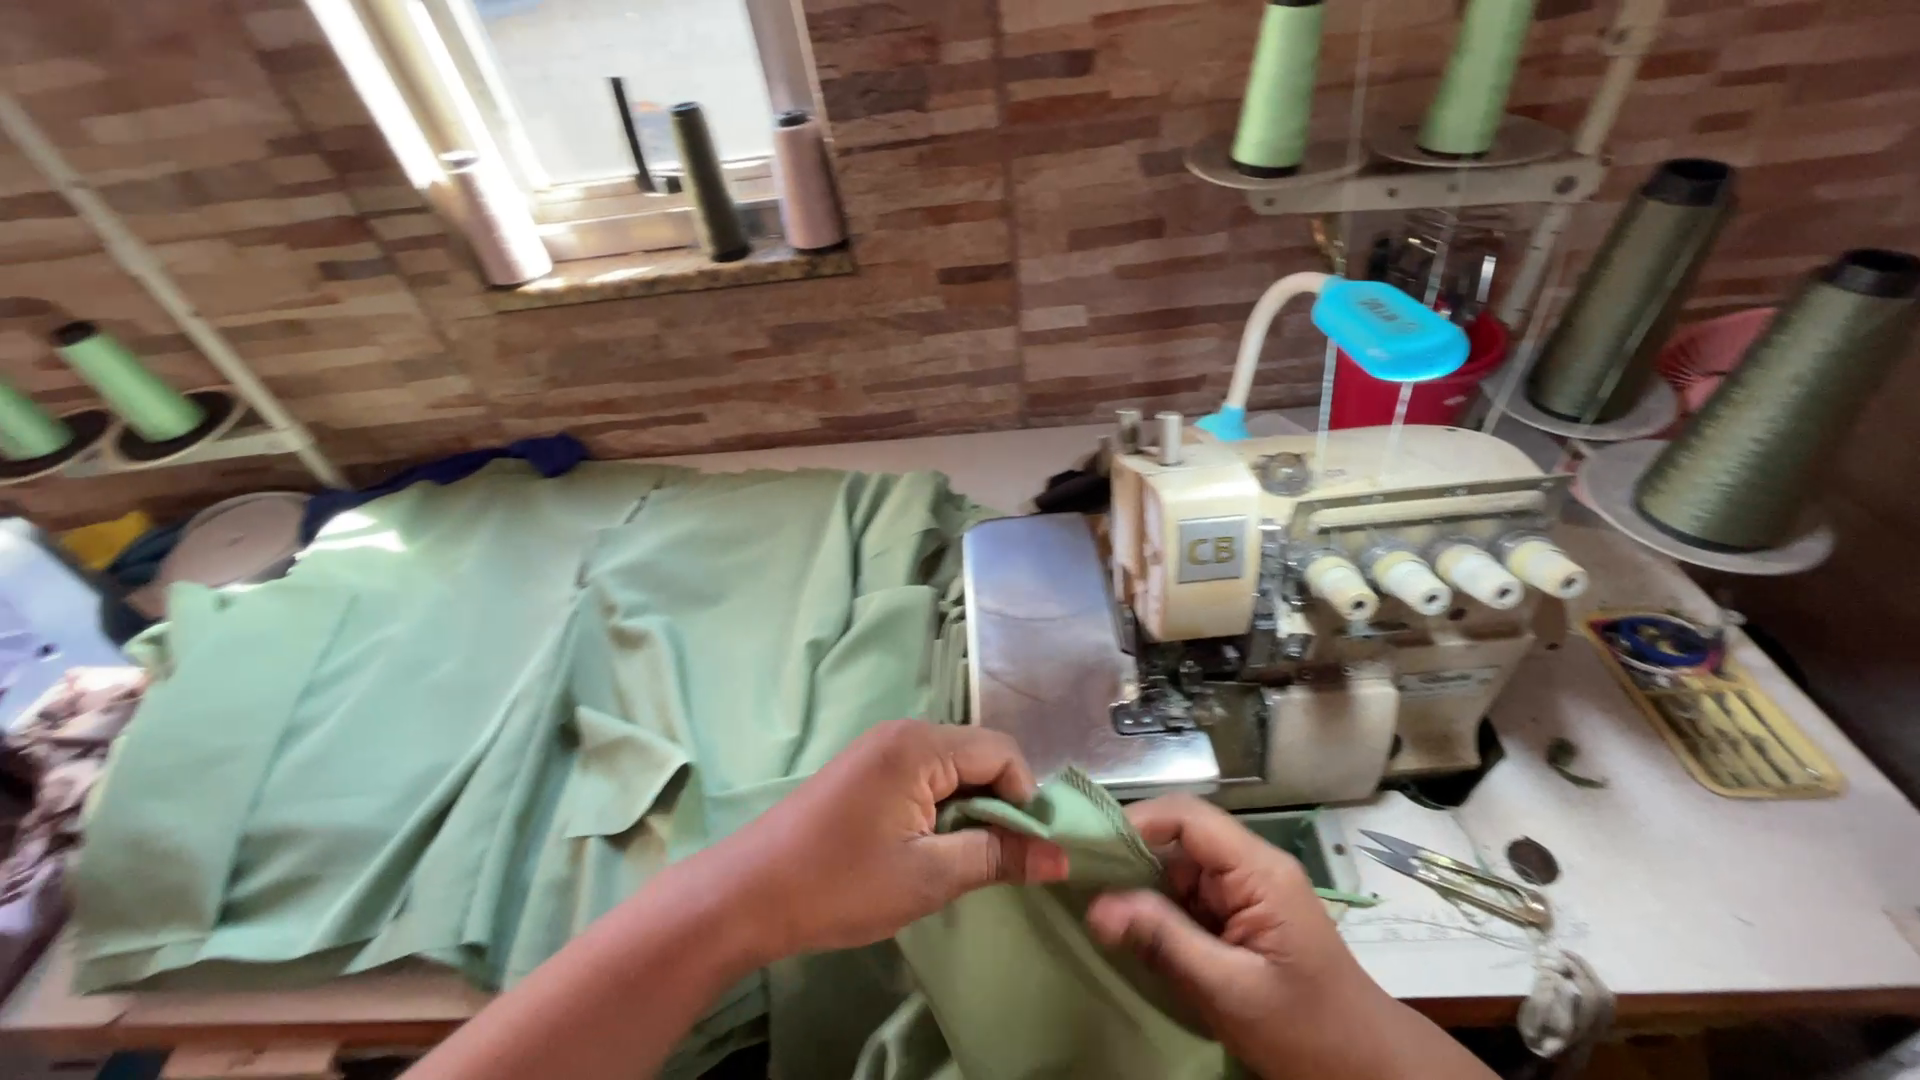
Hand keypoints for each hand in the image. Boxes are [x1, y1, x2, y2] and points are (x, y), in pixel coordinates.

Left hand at [716, 719, 1069, 959]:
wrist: (747, 895)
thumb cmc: (840, 883)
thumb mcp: (929, 877)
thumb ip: (998, 857)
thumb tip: (1061, 856)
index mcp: (919, 745)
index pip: (1002, 752)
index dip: (1025, 799)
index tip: (1023, 850)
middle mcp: (903, 733)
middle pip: (978, 756)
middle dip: (997, 805)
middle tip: (995, 861)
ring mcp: (879, 750)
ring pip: (951, 770)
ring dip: (968, 811)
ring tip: (960, 861)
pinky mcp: (864, 772)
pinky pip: (923, 778)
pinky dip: (940, 810)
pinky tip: (927, 849)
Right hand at [1087, 796, 1493, 1079]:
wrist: (1366, 1070)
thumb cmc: (1306, 1028)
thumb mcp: (1229, 989)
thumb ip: (1164, 940)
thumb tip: (1096, 906)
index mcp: (1258, 870)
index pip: (1188, 817)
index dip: (1136, 822)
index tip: (1089, 849)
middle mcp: (1251, 868)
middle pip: (1178, 840)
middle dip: (1131, 861)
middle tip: (1082, 885)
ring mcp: (1246, 893)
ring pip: (1178, 871)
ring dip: (1142, 891)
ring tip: (1098, 911)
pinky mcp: (1240, 918)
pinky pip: (1188, 900)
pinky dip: (1159, 914)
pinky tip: (1132, 934)